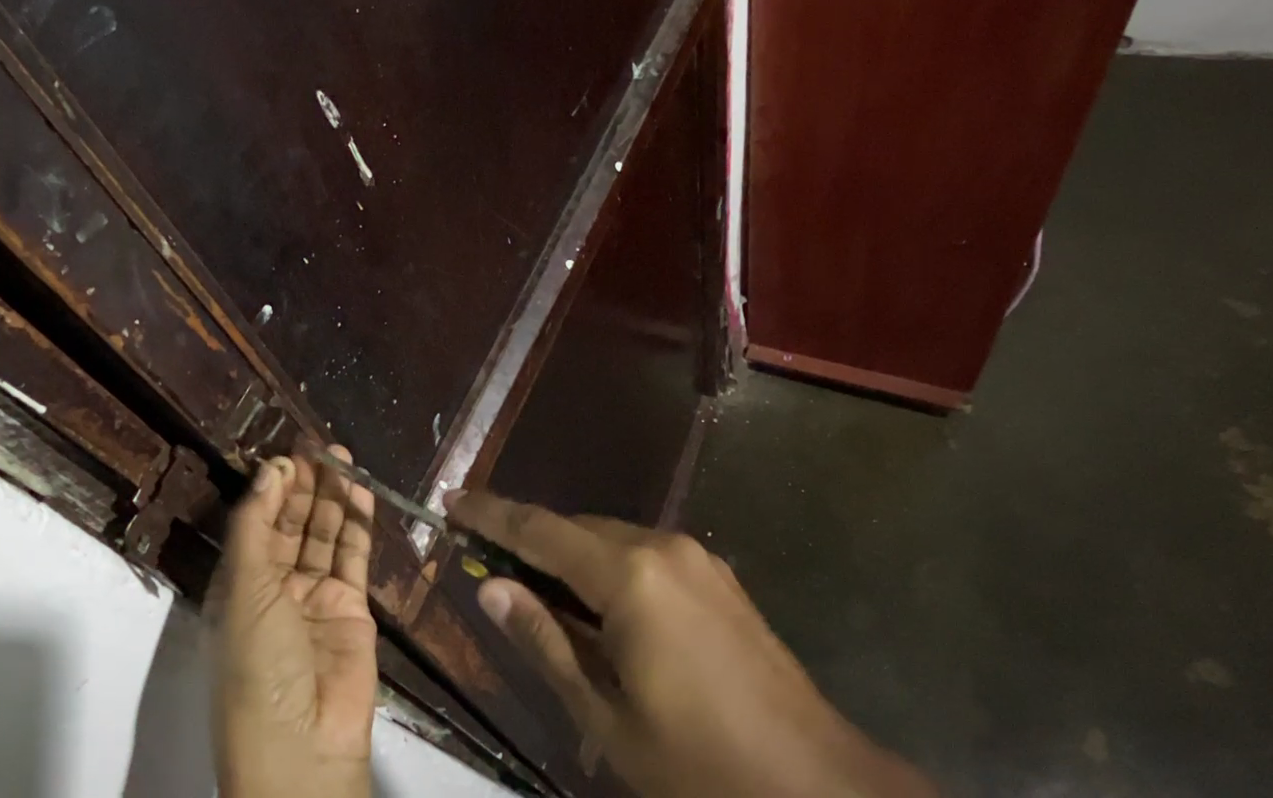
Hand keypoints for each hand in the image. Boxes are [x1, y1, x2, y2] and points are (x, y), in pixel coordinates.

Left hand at [208, 449, 378, 797]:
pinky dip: (356, 524)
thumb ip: (257, 526)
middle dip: (304, 487)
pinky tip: (360, 492)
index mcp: (238, 585)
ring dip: (332, 498)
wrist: (304, 742)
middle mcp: (275, 587)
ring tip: (342, 457)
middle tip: (320, 448)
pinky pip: (352, 557)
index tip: (287, 455)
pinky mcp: (351, 607)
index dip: (270, 490)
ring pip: (323, 536)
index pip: (256, 525)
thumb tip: (269, 471)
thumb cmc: (258, 662)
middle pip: (291, 525)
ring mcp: (314, 597)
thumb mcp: (244, 590)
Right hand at [449, 491, 937, 797]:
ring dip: (567, 556)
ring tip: (530, 586)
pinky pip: (643, 556)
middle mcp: (662, 549)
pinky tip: (592, 605)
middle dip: (527, 539)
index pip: (540, 531)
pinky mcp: (718, 579)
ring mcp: (697, 560)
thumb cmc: (701, 763)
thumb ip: (545, 643)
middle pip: (575, 529)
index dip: (491, 516)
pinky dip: (605, 568)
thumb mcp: (606, 717)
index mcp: (630, 577)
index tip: (451, 503)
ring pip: (610, 540)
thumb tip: (491, 589)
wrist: (821, 786)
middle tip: (482, 557)